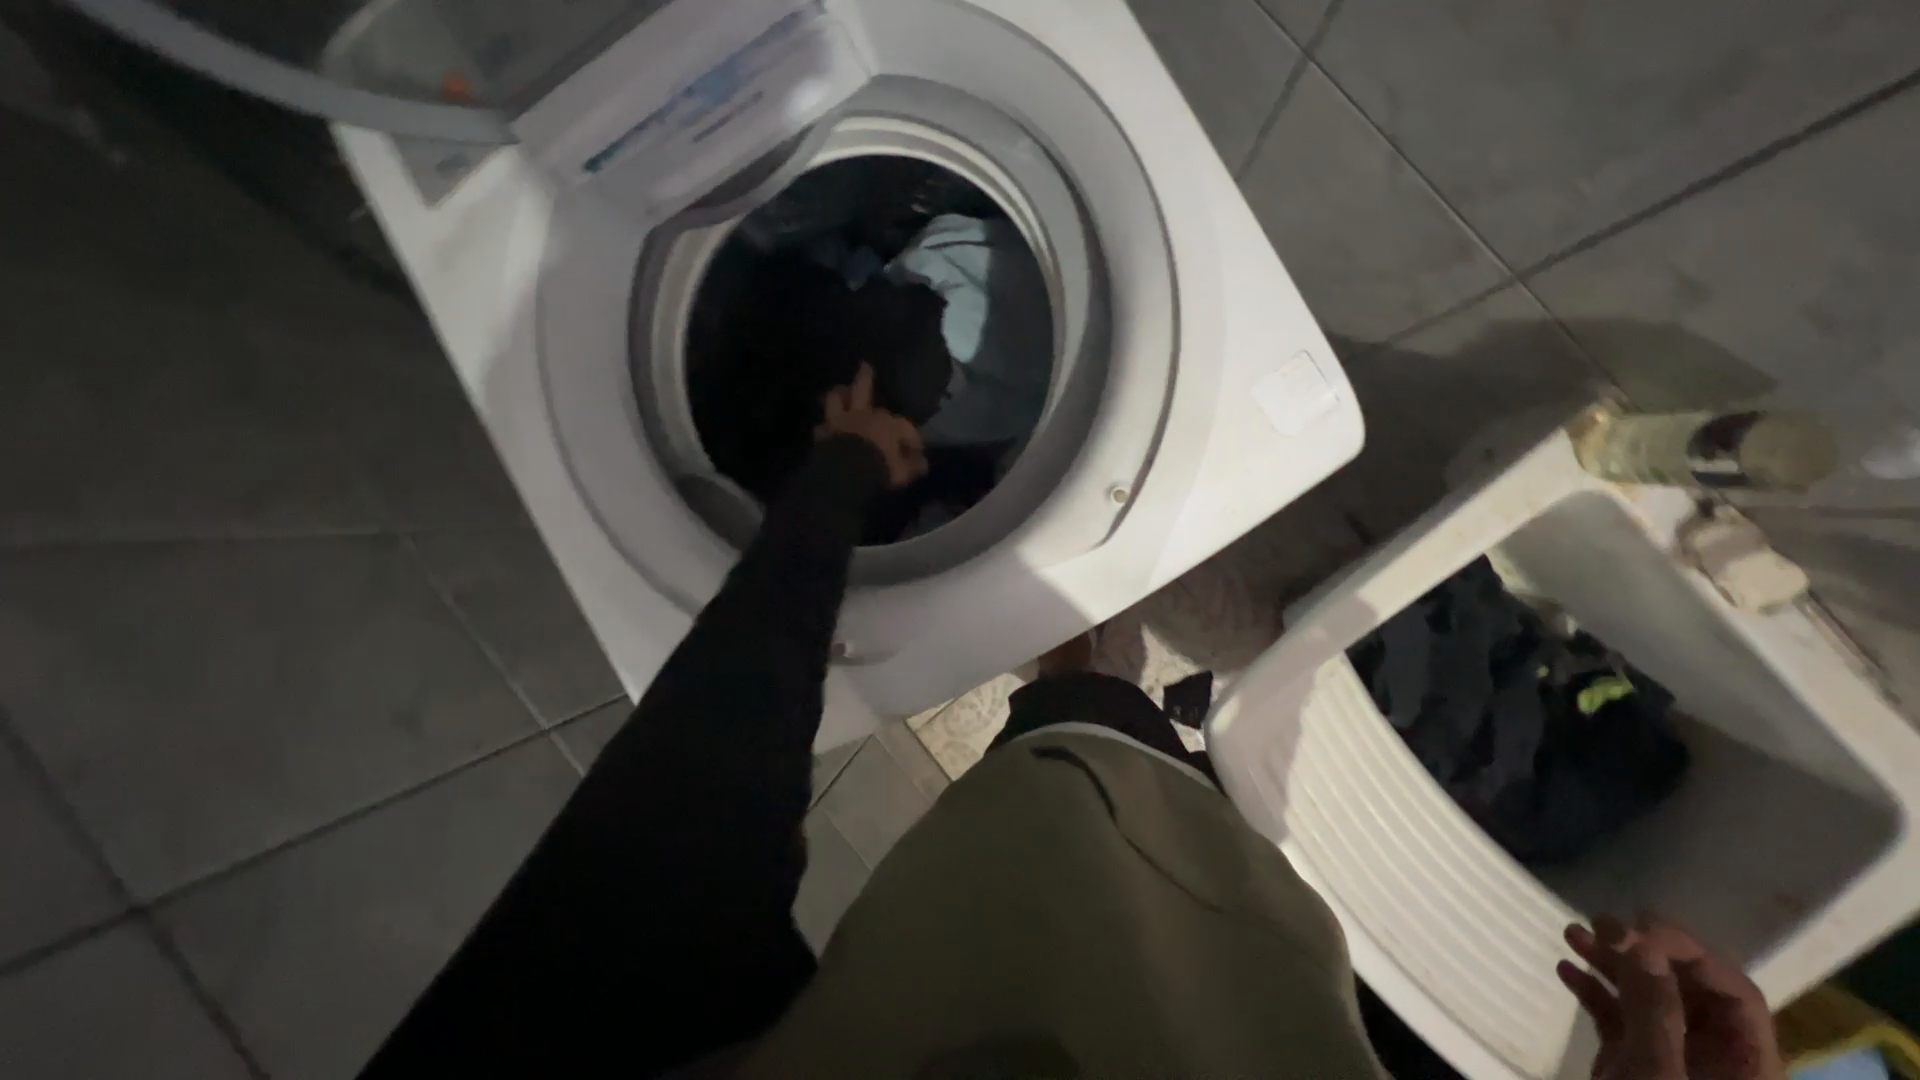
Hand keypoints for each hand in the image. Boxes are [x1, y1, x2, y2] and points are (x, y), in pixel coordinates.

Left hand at [818, 363, 927, 488]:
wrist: (847, 472)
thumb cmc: (882, 468)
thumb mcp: (903, 471)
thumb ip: (912, 464)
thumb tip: (922, 462)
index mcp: (888, 423)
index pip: (904, 427)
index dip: (912, 439)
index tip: (916, 452)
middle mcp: (864, 415)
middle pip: (863, 389)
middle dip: (865, 378)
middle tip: (865, 366)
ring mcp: (841, 422)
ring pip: (837, 399)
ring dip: (839, 395)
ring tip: (840, 392)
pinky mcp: (824, 434)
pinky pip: (822, 426)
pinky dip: (825, 426)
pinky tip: (825, 427)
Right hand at [1558, 915, 1783, 1079]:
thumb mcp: (1656, 1074)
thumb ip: (1654, 1010)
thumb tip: (1641, 943)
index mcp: (1745, 1066)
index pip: (1733, 993)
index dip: (1689, 952)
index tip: (1634, 927)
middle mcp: (1713, 1059)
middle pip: (1688, 990)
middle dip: (1641, 951)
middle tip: (1595, 924)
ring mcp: (1670, 1062)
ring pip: (1649, 999)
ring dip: (1610, 964)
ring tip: (1570, 935)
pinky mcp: (1634, 1066)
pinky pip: (1619, 1018)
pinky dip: (1592, 991)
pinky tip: (1564, 971)